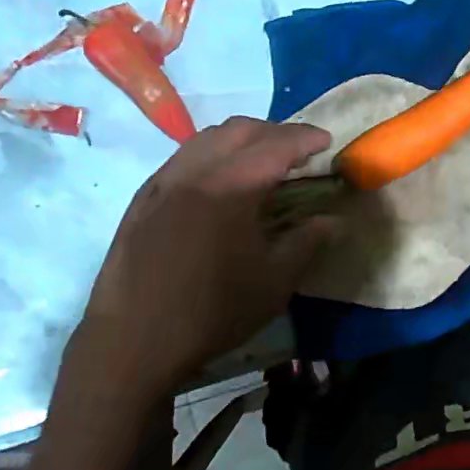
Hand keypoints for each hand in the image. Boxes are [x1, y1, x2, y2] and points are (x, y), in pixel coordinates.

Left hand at [82, 116, 338, 378]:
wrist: (134, 340)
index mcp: (231, 188)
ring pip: (206, 138)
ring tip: (262, 159)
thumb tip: (334, 220)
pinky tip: (220, 181)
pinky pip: (183, 158)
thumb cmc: (214, 312)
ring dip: (241, 138)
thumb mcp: (274, 282)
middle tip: (300, 149)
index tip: (327, 141)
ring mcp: (163, 182)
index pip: (276, 145)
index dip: (306, 138)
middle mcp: (195, 172)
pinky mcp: (143, 199)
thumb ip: (308, 243)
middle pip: (239, 130)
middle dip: (275, 131)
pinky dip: (212, 154)